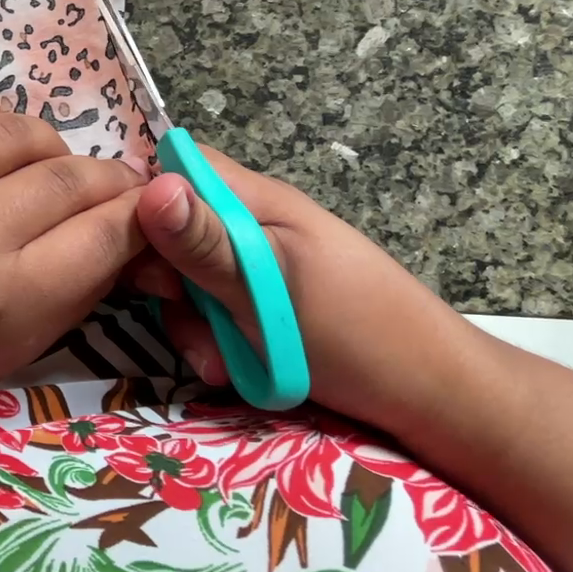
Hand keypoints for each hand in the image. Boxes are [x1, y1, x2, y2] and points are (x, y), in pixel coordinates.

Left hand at [0, 78, 148, 392]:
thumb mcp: (16, 343)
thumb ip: (82, 285)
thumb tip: (137, 224)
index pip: (103, 235)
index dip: (138, 217)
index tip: (143, 211)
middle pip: (69, 178)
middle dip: (107, 182)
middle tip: (106, 190)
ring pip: (21, 131)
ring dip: (48, 148)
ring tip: (39, 171)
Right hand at [125, 147, 489, 432]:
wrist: (441, 403)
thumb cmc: (361, 336)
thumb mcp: (270, 290)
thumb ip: (204, 244)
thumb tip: (151, 187)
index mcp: (253, 199)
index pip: (174, 168)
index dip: (141, 200)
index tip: (131, 251)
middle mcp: (247, 223)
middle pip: (169, 229)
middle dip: (163, 278)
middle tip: (181, 316)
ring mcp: (254, 264)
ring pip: (185, 277)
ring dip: (189, 320)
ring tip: (217, 361)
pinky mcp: (259, 302)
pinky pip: (211, 309)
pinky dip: (211, 338)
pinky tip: (230, 368)